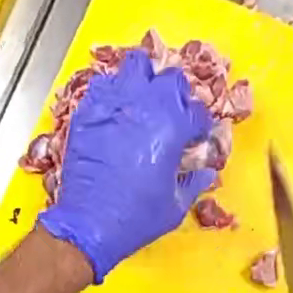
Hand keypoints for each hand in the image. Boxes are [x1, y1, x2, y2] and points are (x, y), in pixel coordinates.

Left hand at [38, 49, 215, 281]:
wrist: (89, 226)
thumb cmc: (135, 219)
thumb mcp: (174, 207)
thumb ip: (193, 184)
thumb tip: (205, 174)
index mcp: (174, 124)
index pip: (197, 110)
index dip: (199, 126)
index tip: (194, 138)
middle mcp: (146, 104)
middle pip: (170, 79)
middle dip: (175, 95)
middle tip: (169, 116)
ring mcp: (114, 103)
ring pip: (135, 66)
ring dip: (142, 80)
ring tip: (141, 102)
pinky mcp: (88, 110)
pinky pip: (103, 85)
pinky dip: (112, 94)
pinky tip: (113, 113)